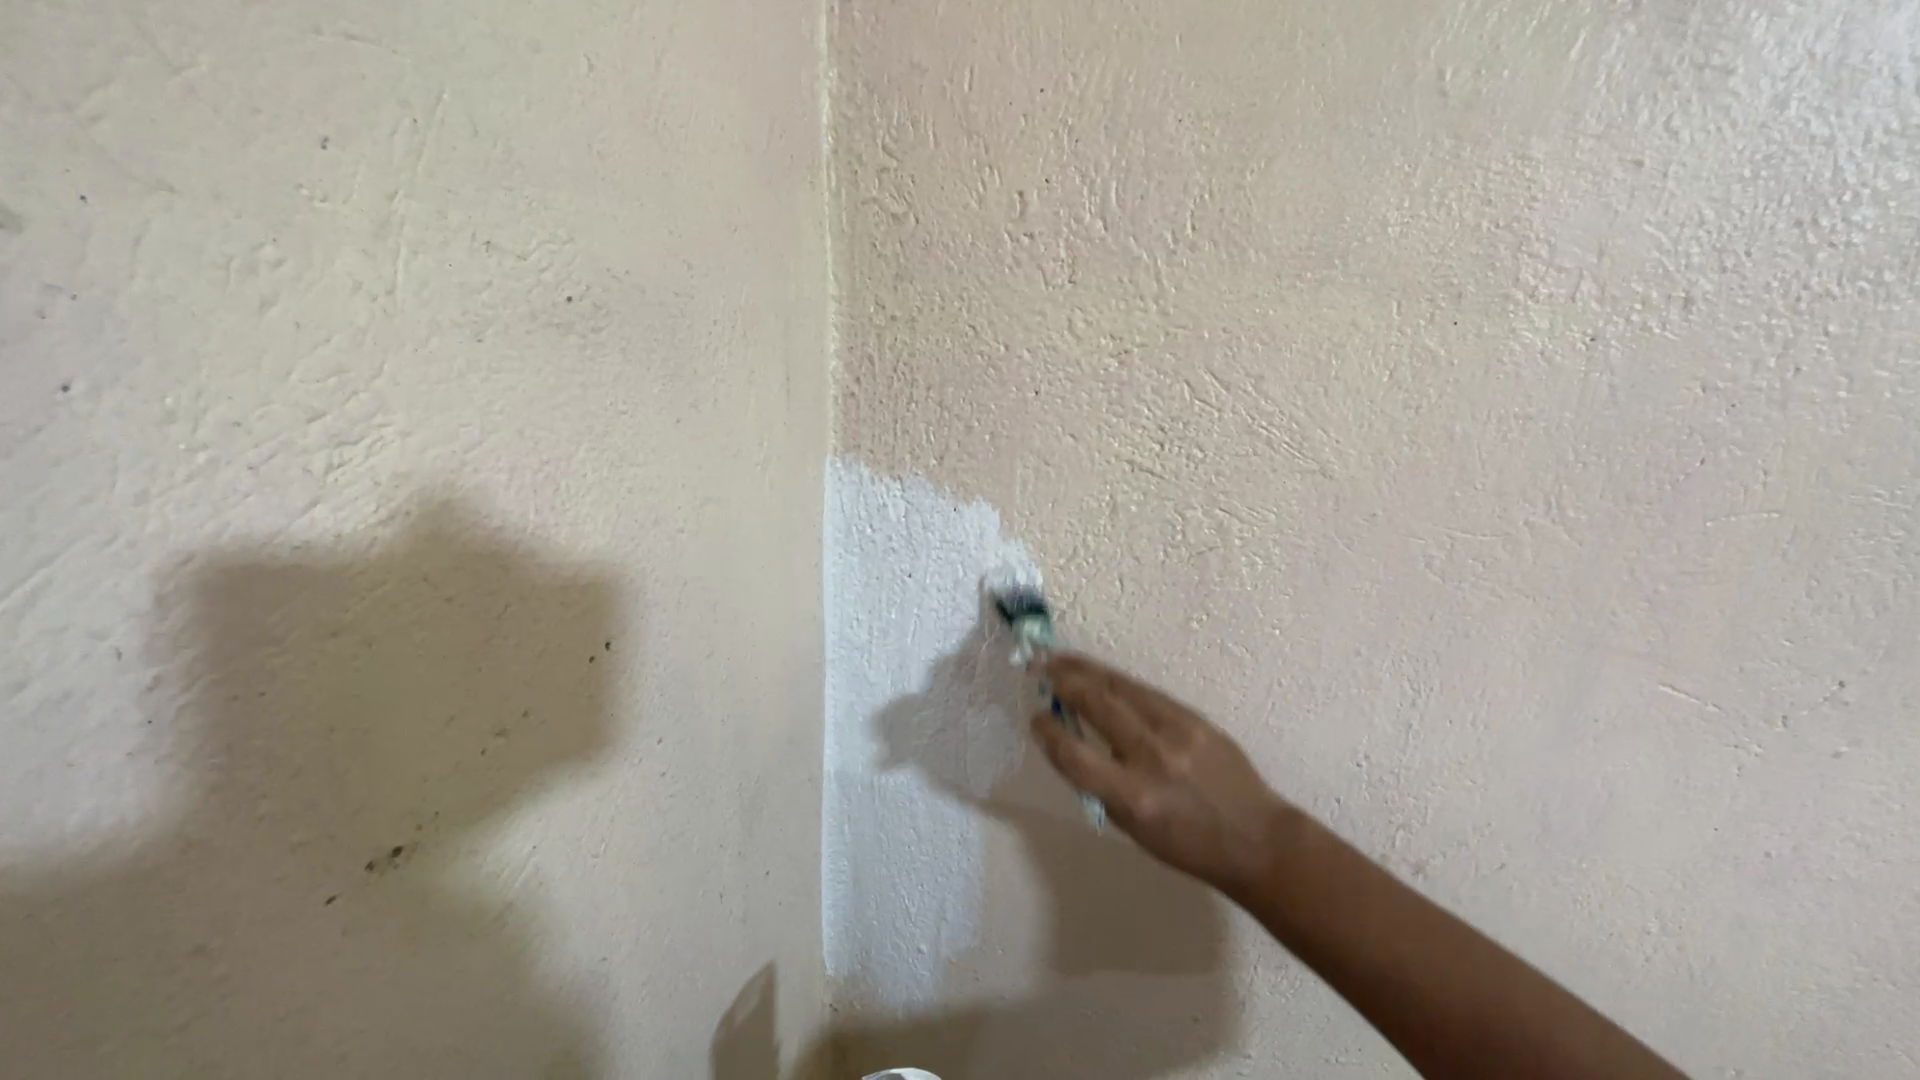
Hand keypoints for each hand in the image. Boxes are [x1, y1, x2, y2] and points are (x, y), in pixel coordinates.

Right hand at [1032, 653, 1290, 894]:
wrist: (1256, 838)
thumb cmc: (1188, 846)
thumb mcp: (1134, 829)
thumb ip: (1101, 786)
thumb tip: (1073, 745)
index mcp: (1132, 797)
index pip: (1074, 755)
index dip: (1048, 733)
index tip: (1036, 718)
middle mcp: (1152, 758)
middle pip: (1096, 705)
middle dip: (1064, 682)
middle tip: (1039, 666)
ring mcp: (1177, 732)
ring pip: (1122, 689)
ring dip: (1088, 671)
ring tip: (1062, 659)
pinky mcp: (1196, 719)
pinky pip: (1149, 694)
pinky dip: (1120, 683)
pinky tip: (1104, 676)